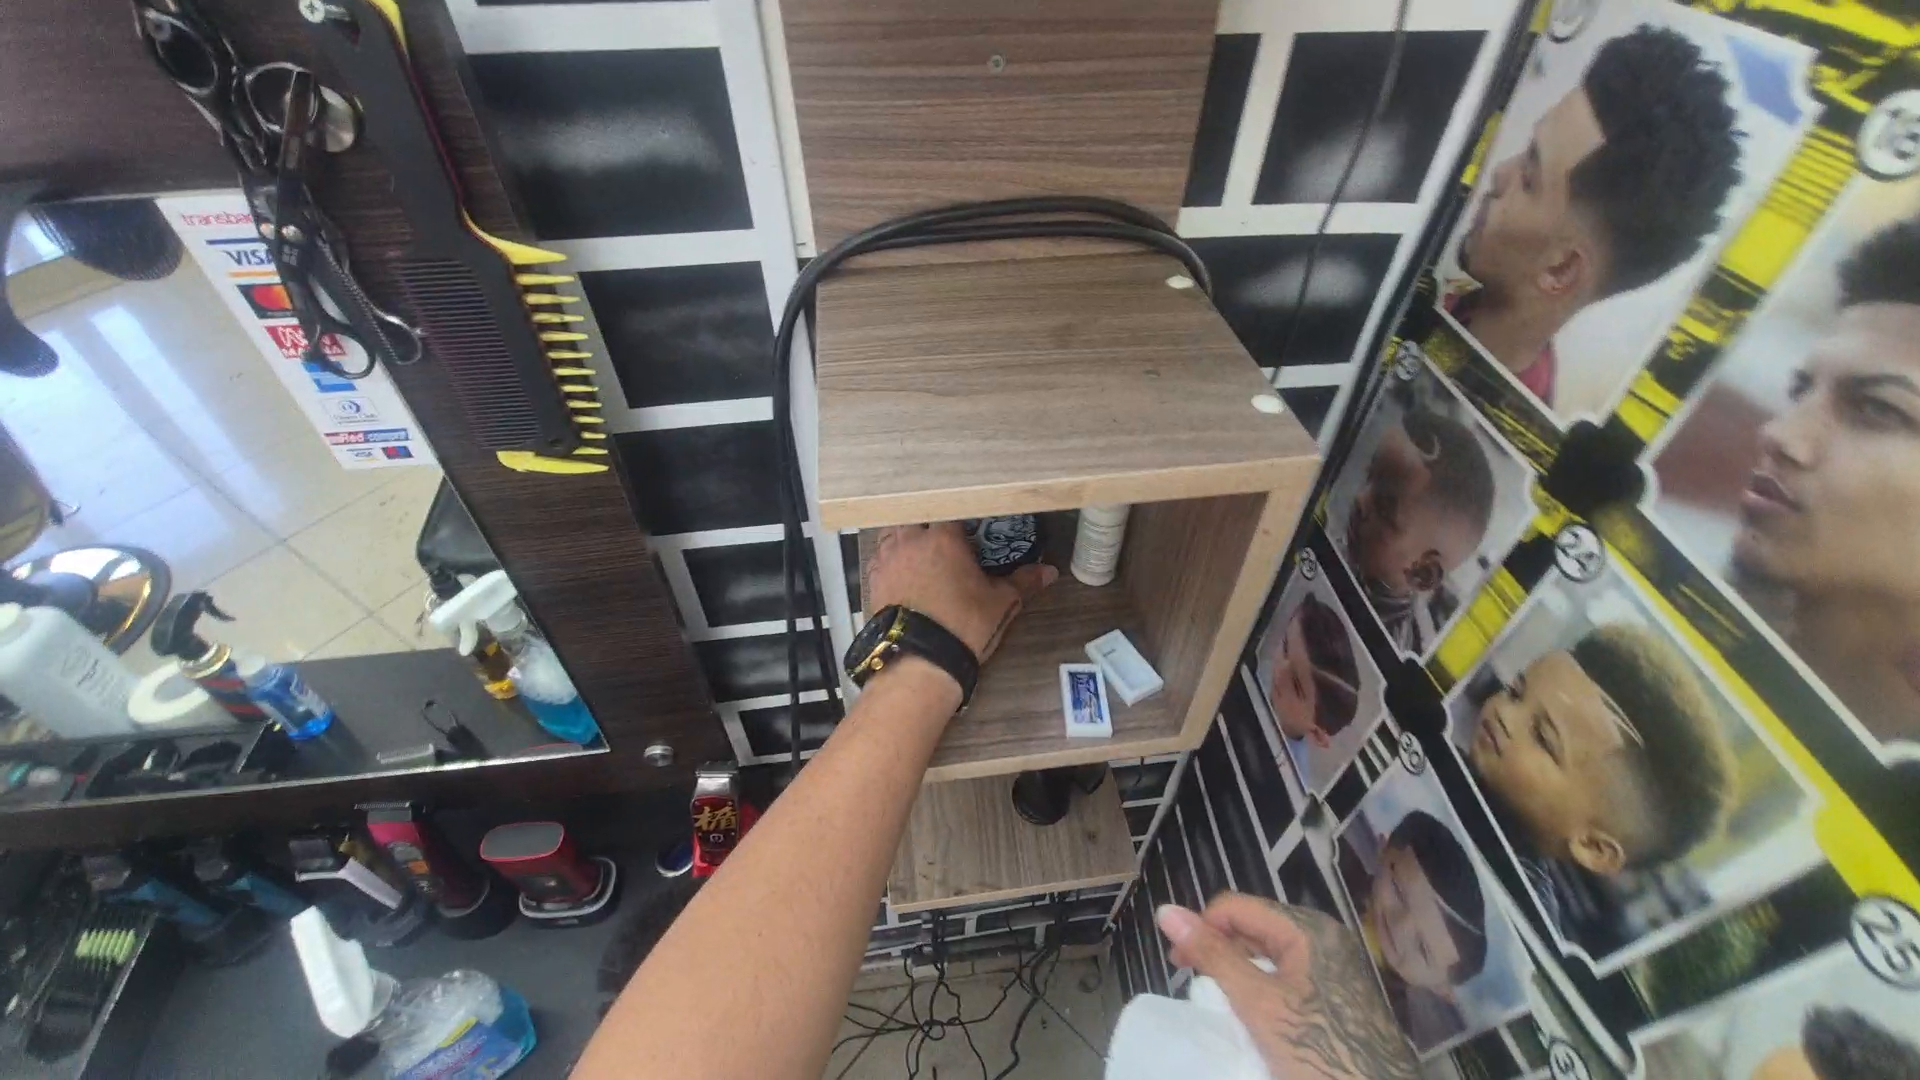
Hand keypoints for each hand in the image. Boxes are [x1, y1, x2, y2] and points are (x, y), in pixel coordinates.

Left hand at [867, 522, 1055, 662]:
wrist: (920, 660)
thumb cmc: (963, 626)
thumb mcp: (1001, 603)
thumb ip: (1023, 581)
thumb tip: (1048, 572)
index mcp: (943, 537)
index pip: (951, 512)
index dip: (960, 520)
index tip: (969, 531)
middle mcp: (911, 541)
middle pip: (917, 518)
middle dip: (929, 526)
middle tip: (943, 542)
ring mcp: (887, 560)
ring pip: (893, 534)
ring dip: (905, 539)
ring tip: (920, 554)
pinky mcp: (873, 582)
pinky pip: (879, 559)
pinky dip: (889, 561)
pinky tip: (901, 573)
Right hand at [1156, 896, 1415, 1079]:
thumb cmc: (1318, 1053)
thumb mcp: (1257, 1003)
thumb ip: (1212, 954)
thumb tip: (1165, 911)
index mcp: (1307, 928)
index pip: (1234, 906)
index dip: (1201, 929)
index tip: (1178, 966)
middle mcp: (1323, 936)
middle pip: (1252, 925)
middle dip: (1219, 948)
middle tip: (1195, 982)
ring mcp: (1334, 965)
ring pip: (1268, 950)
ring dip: (1238, 968)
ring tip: (1222, 999)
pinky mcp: (1338, 993)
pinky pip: (1287, 972)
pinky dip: (1262, 985)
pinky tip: (1254, 1012)